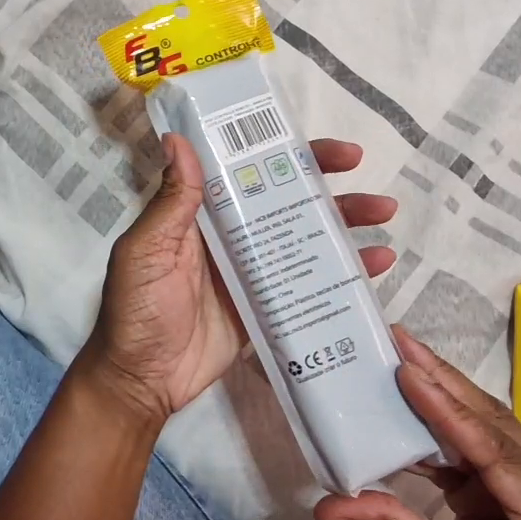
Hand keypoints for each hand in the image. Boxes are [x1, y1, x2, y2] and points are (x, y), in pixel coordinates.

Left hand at [75, 133, 397, 425]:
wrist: (142, 380)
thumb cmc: (136, 309)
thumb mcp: (146, 251)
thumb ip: (171, 202)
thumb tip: (179, 139)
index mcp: (199, 215)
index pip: (246, 171)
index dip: (284, 153)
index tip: (323, 148)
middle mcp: (230, 236)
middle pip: (284, 200)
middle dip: (328, 186)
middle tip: (365, 179)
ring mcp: (252, 273)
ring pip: (303, 237)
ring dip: (344, 223)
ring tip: (384, 214)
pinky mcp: (266, 308)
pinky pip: (307, 284)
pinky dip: (340, 272)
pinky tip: (374, 265)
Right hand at [314, 329, 520, 519]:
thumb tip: (328, 505)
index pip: (497, 451)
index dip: (449, 409)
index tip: (409, 370)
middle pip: (497, 427)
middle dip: (447, 383)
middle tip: (403, 342)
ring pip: (488, 432)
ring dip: (444, 397)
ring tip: (404, 361)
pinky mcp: (512, 500)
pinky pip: (474, 453)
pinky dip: (440, 431)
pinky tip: (409, 408)